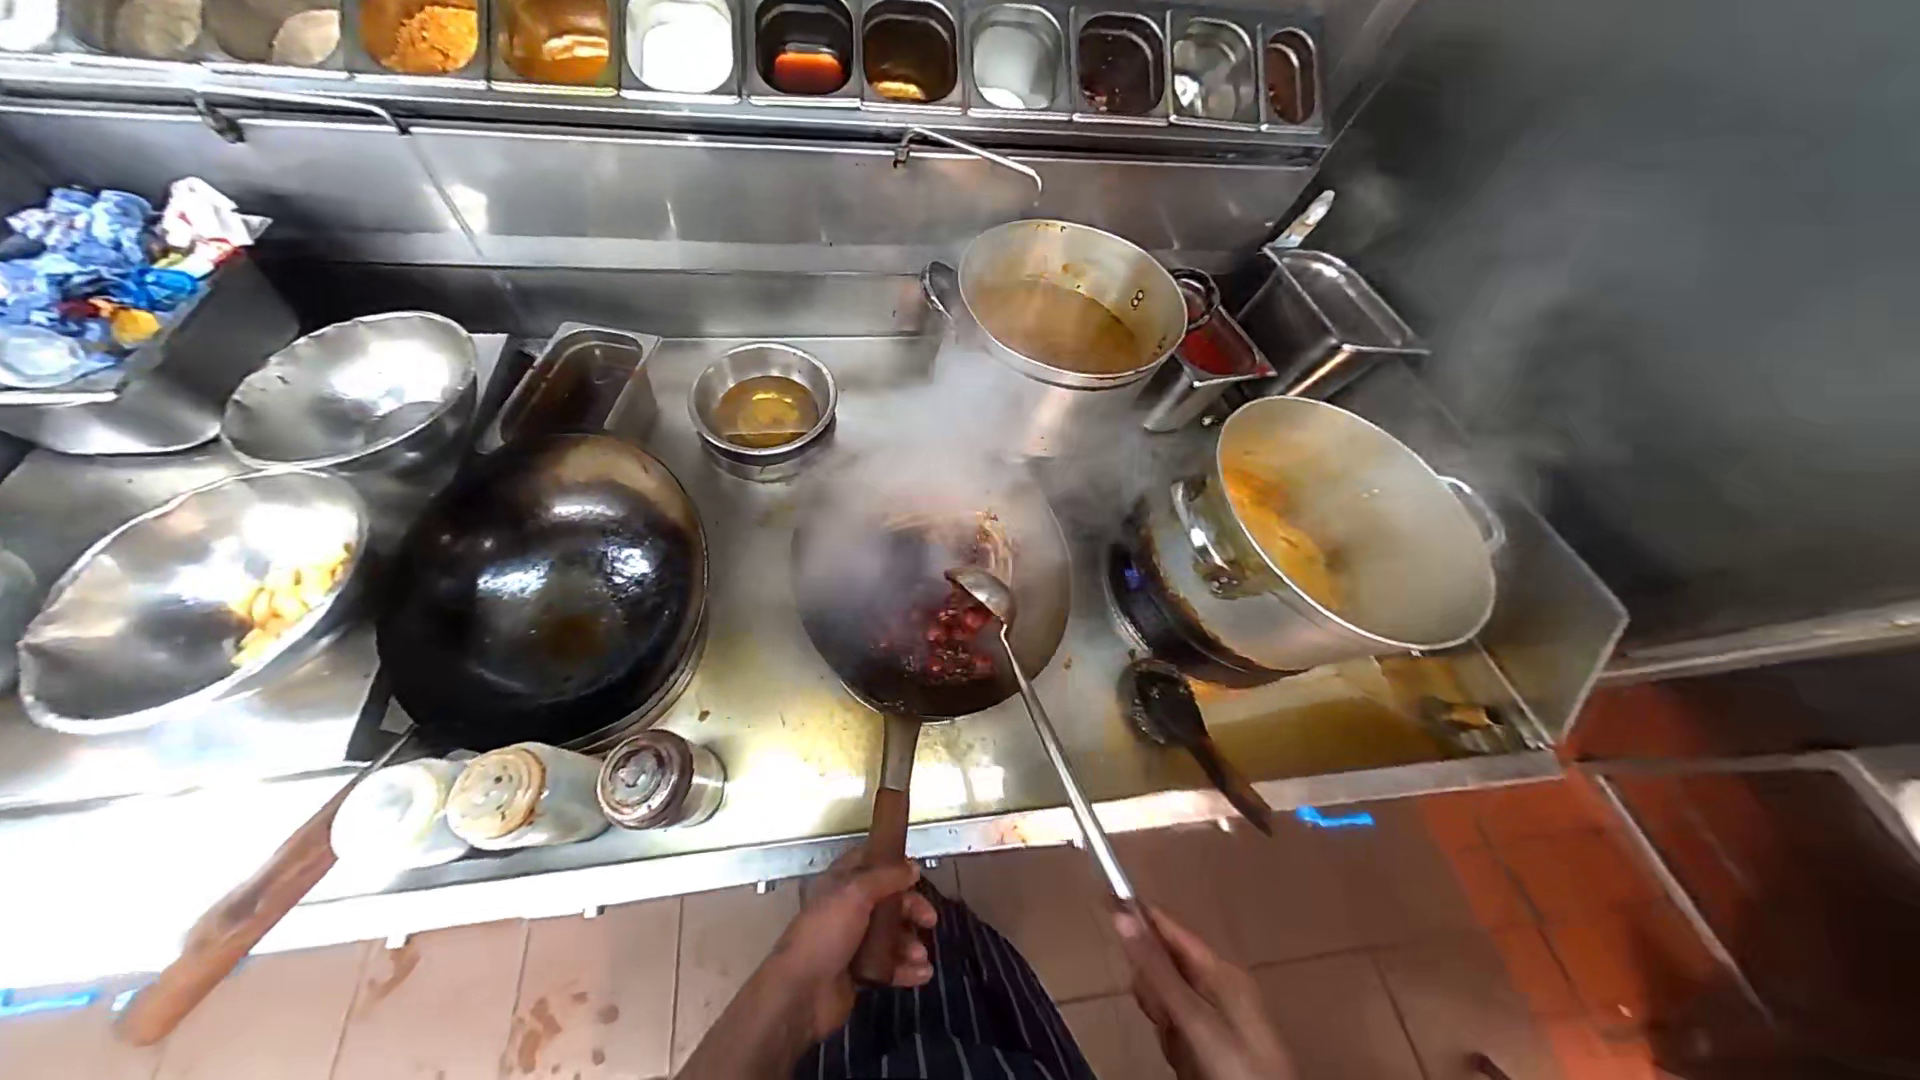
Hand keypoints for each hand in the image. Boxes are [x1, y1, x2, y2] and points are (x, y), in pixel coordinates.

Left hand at [678, 853, 931, 1079]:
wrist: (801, 994)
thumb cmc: (826, 933)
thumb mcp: (855, 893)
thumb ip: (887, 877)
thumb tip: (913, 867)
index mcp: (840, 883)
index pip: (868, 862)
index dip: (892, 863)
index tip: (916, 870)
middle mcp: (847, 909)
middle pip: (887, 900)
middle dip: (911, 908)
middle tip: (929, 919)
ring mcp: (853, 942)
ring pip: (891, 935)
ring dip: (910, 943)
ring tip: (921, 956)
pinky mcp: (859, 972)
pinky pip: (889, 966)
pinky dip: (906, 969)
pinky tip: (922, 974)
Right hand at [1113, 905, 1296, 1079]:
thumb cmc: (1238, 1070)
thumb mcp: (1193, 1018)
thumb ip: (1156, 969)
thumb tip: (1121, 915)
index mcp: (1220, 970)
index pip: (1171, 928)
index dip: (1140, 915)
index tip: (1107, 905)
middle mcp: (1219, 986)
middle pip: (1165, 965)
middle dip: (1153, 989)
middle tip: (1159, 1016)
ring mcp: (1218, 1016)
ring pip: (1167, 999)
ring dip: (1163, 1021)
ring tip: (1181, 1050)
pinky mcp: (1215, 1043)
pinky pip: (1178, 1027)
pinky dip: (1174, 1043)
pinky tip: (1187, 1065)